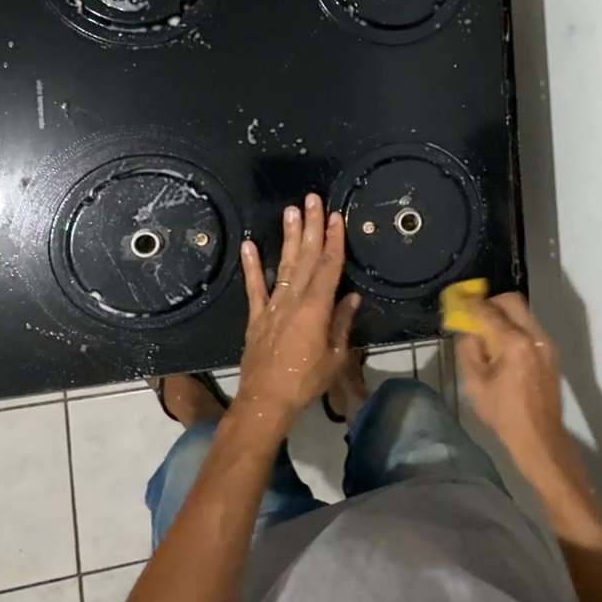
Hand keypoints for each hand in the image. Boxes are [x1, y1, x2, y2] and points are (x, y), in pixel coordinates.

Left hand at [234, 194, 359, 423]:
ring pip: (284, 266)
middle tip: (313, 200)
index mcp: (316, 308)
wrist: (265, 402)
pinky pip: (254, 288)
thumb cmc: (306, 381)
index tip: (336, 216)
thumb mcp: (335, 357)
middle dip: (311, 227)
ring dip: (289, 238)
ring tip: (291, 211)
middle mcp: (294, 300)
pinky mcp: (256, 318)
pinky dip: (251, 267)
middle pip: (306, 258)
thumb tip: (351, 299)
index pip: (329, 267)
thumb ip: (342, 324)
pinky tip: (250, 245)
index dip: (334, 240)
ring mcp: (272, 307)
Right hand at [457, 293, 582, 487]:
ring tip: (489, 335)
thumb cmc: (503, 414)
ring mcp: (546, 342)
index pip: (488, 311)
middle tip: (476, 315)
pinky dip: (515, 328)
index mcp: (513, 343)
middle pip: (511, 301)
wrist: (539, 435)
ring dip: (504, 315)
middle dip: (491, 303)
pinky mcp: (551, 351)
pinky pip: (531, 327)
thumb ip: (469, 349)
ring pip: (523, 313)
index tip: (459, 302)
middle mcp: (534, 335)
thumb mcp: (475, 384)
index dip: (470, 305)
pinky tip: (504, 348)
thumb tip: (468, 329)